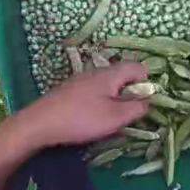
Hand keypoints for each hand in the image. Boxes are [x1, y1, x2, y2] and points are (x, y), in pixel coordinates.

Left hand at [12, 62, 150, 148]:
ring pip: (108, 87)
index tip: (145, 102)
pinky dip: (99, 104)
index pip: (137, 67)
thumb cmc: (81, 119)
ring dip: (115, 102)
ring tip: (111, 122)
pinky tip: (92, 121)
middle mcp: (96, 72)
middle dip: (130, 95)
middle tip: (128, 116)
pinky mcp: (70, 91)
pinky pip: (94, 93)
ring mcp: (81, 80)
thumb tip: (150, 100)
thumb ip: (137, 108)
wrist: (40, 123)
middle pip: (122, 77)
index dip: (147, 82)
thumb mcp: (115, 117)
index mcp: (110, 74)